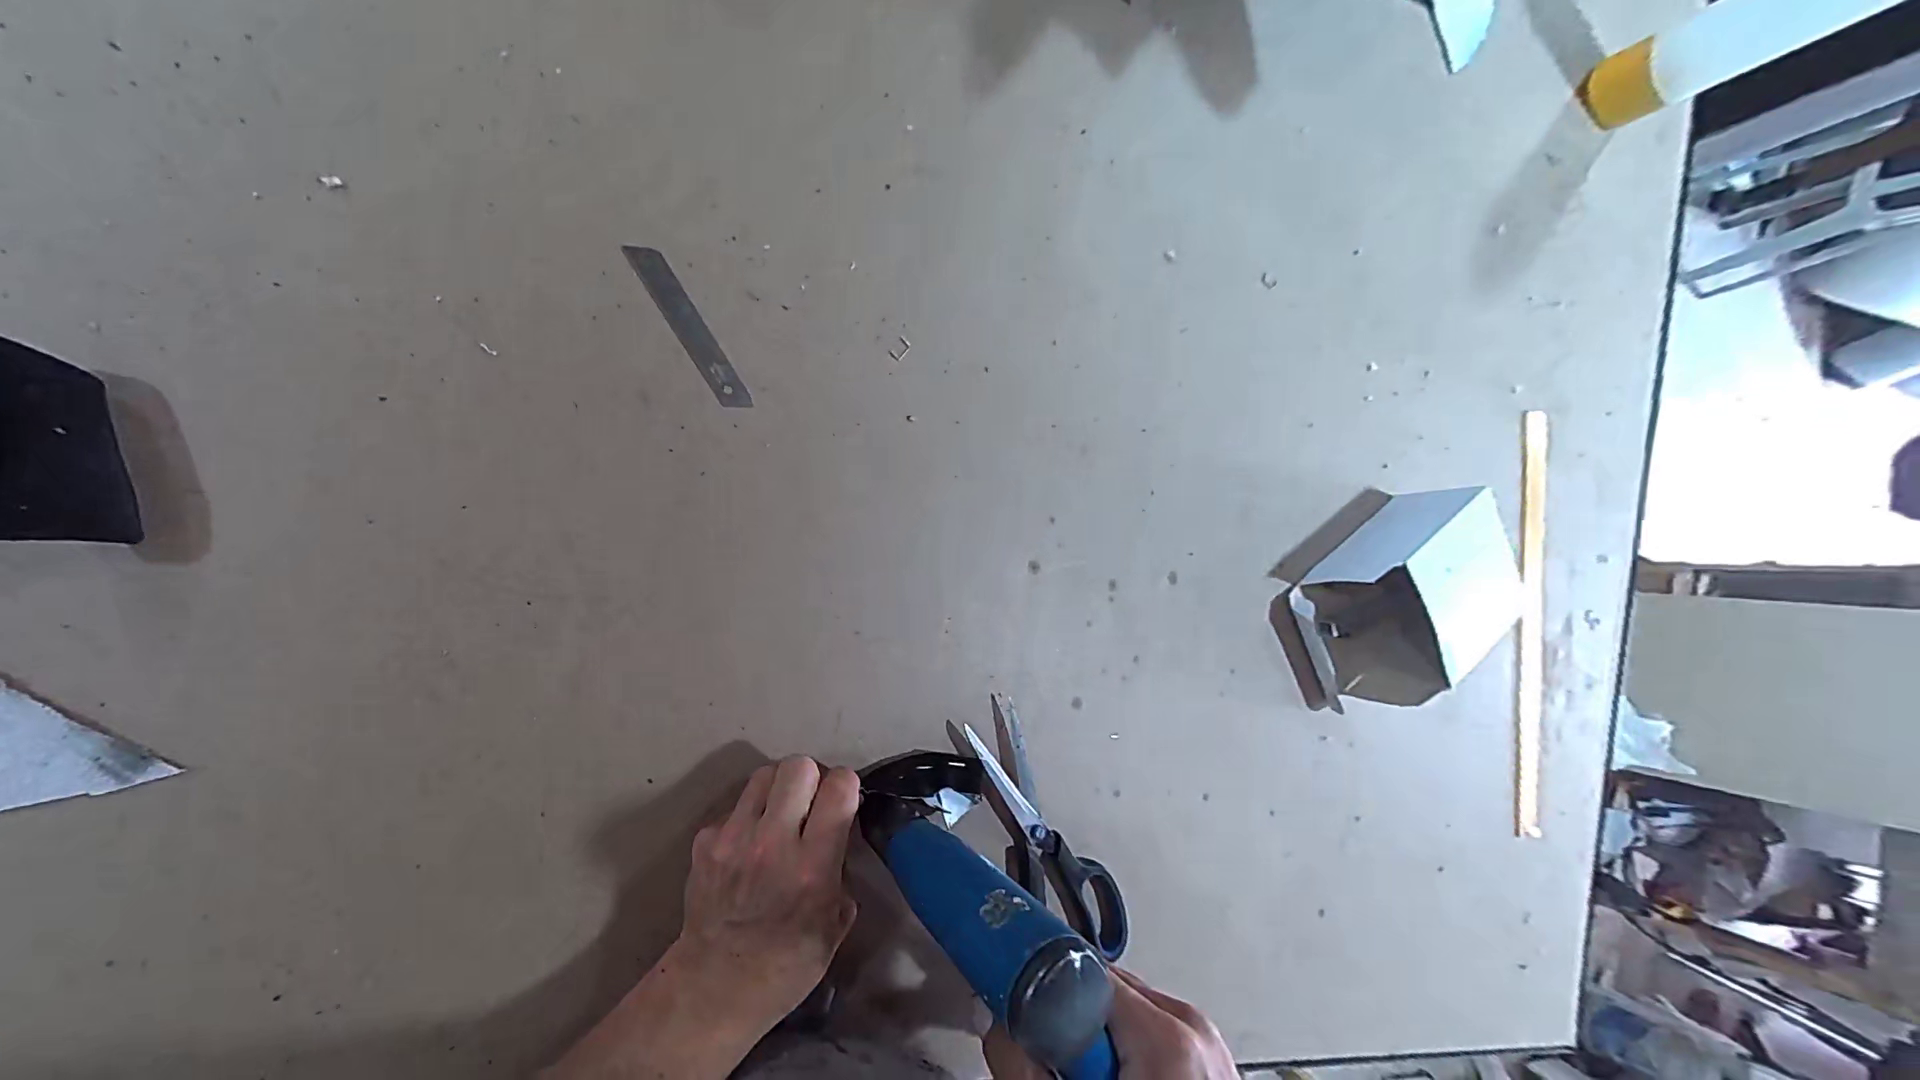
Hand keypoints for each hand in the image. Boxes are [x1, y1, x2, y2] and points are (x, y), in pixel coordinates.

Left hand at [543, 756, 860, 1079]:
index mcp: (812, 866)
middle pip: (798, 766)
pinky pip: (735, 806)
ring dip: (779, 789)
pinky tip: (748, 845)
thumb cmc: (786, 965)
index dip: (845, 786)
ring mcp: (733, 839)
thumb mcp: (835, 923)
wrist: (713, 989)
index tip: (842, 801)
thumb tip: (840, 832)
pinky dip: (747, 816)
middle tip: (811, 802)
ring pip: (764, 774)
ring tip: (780, 815)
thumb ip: (841, 869)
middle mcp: (772, 843)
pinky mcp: (705, 841)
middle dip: (811, 777)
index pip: (838, 786)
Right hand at [982, 967, 1234, 1078]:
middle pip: (1101, 988)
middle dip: (1072, 1026)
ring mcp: (1205, 1043)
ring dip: (1098, 1042)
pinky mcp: (1208, 1058)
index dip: (1047, 1000)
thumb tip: (997, 1025)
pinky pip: (1148, 1030)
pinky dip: (1126, 1053)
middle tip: (1068, 1074)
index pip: (1081, 973)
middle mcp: (1192, 1028)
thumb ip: (1024, 1068)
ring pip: (1123, 1008)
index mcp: (1167, 1037)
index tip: (1031, 1027)